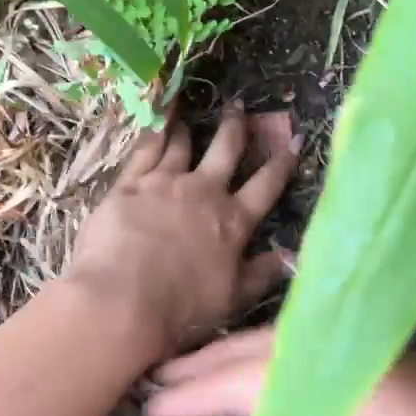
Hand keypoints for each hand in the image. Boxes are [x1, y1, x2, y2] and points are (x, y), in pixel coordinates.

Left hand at [64, 101, 296, 355]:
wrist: (122, 300)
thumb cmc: (180, 309)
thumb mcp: (232, 300)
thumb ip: (261, 275)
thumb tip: (291, 256)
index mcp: (232, 221)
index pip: (266, 186)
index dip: (282, 162)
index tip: (294, 140)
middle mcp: (203, 192)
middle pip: (226, 150)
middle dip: (236, 126)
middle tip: (239, 106)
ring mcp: (165, 182)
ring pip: (183, 145)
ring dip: (188, 129)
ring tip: (188, 115)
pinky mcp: (130, 183)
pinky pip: (146, 148)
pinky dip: (155, 131)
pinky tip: (157, 120)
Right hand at [144, 329, 415, 415]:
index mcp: (319, 374)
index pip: (236, 380)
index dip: (192, 393)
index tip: (151, 401)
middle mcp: (336, 346)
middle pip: (256, 348)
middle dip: (210, 363)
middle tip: (166, 377)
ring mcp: (364, 347)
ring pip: (283, 342)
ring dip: (242, 356)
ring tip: (204, 371)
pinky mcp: (386, 358)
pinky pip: (313, 347)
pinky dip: (279, 360)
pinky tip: (266, 375)